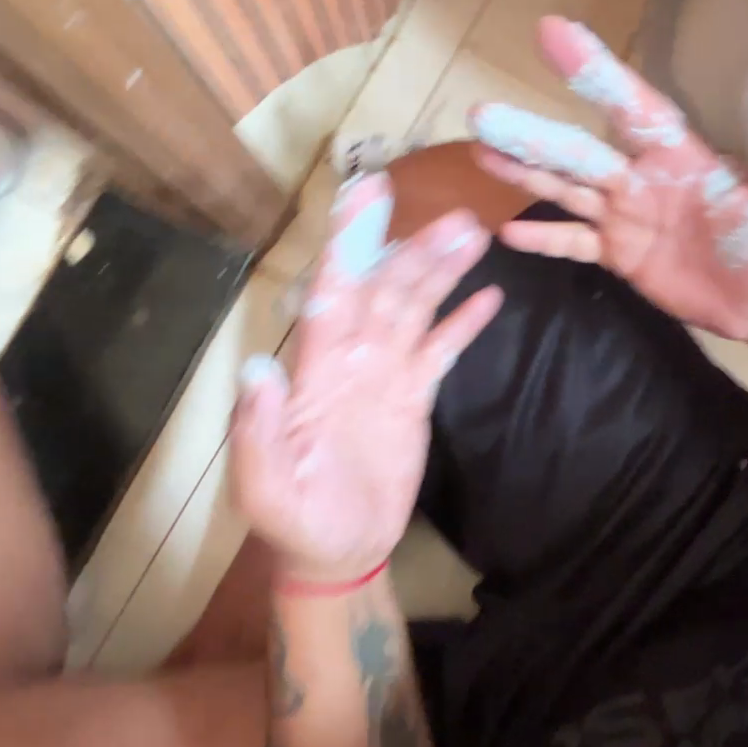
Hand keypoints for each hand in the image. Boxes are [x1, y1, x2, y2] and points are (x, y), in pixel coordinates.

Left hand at [230, 173, 502, 581]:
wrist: (338, 551)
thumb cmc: (295, 522)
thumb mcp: (264, 489)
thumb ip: (257, 432)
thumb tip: (259, 368)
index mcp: (312, 371)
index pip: (331, 293)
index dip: (347, 244)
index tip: (365, 195)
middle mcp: (350, 359)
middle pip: (384, 291)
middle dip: (414, 250)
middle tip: (456, 217)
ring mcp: (384, 376)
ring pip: (414, 310)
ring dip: (441, 272)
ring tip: (474, 236)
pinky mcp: (414, 398)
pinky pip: (440, 351)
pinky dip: (462, 324)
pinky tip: (490, 296)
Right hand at [470, 16, 747, 341]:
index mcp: (681, 155)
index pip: (631, 105)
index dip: (594, 72)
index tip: (552, 32)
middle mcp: (644, 179)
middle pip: (580, 152)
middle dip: (534, 135)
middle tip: (482, 114)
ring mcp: (627, 219)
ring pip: (567, 191)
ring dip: (525, 174)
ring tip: (481, 153)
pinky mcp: (621, 257)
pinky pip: (576, 244)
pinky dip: (545, 240)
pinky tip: (508, 234)